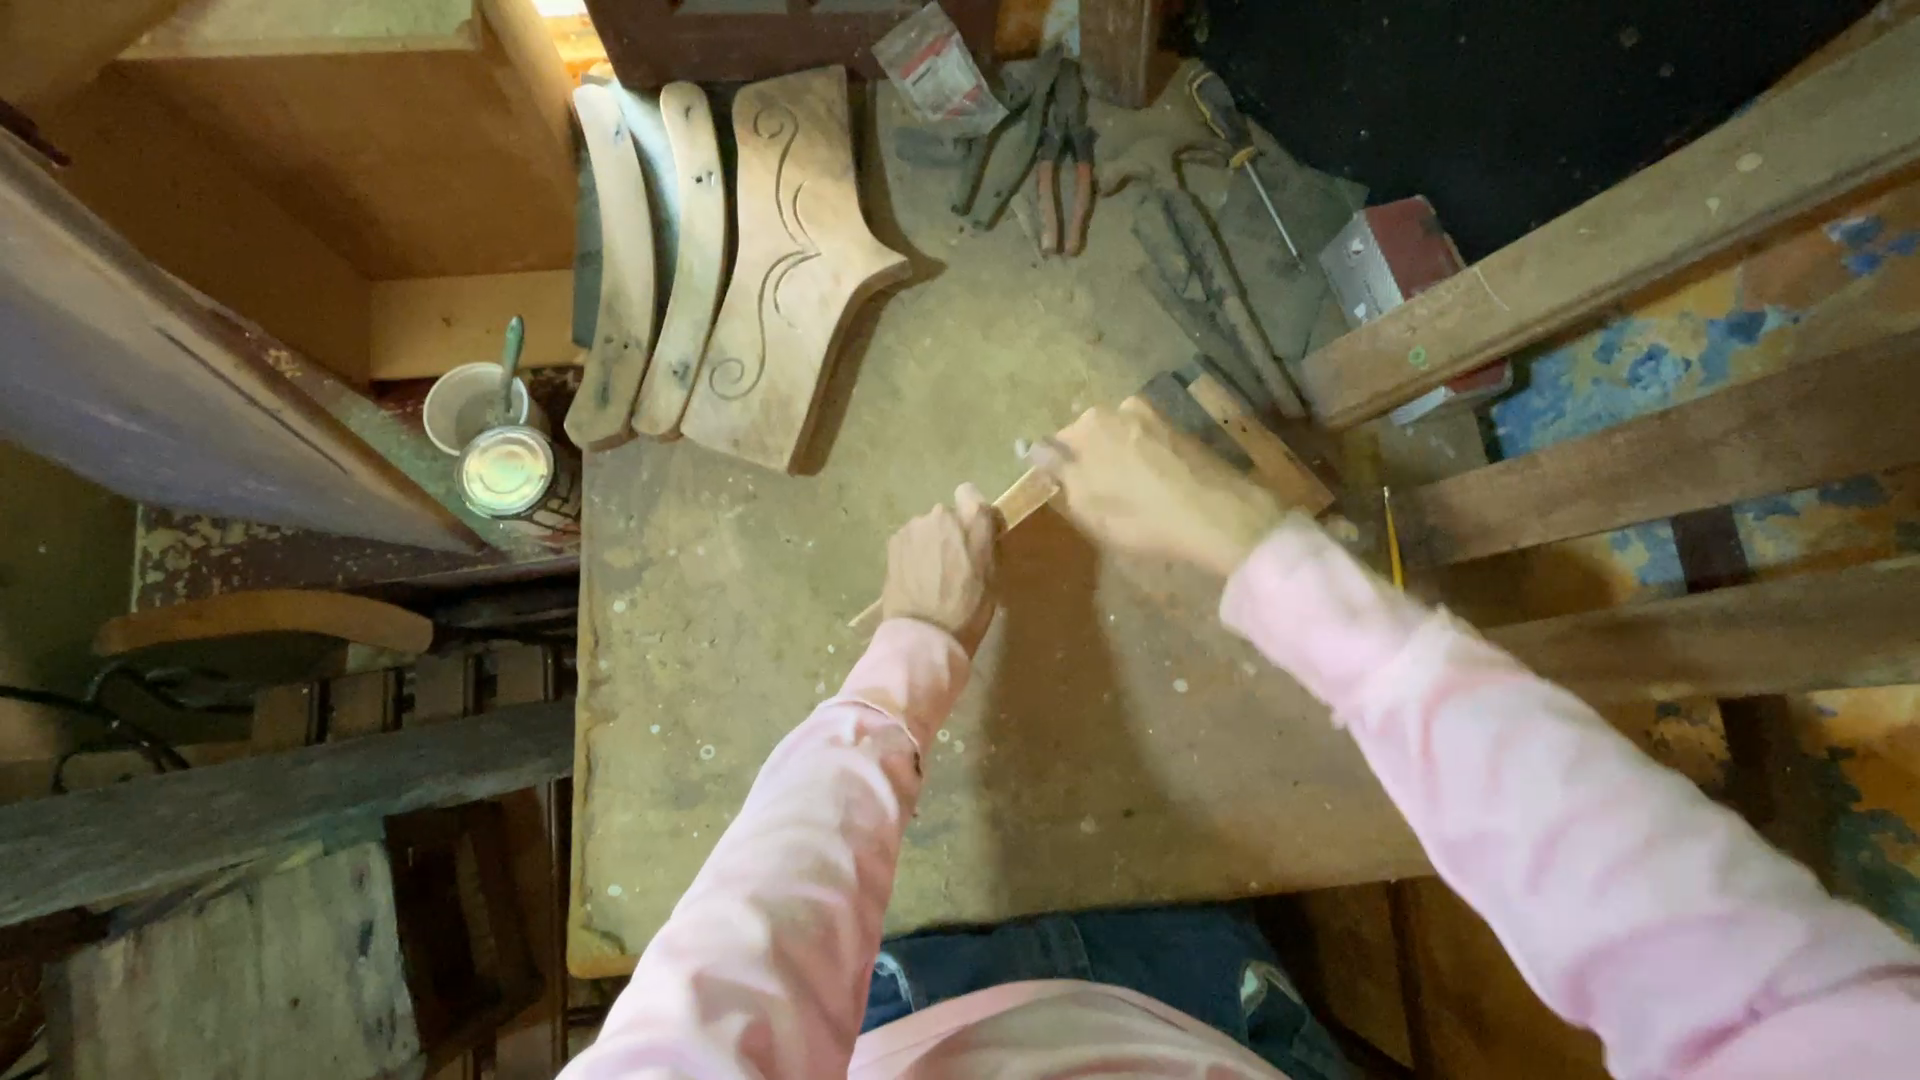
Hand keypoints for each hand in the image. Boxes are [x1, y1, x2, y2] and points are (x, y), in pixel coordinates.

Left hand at [881, 484, 999, 653]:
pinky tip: (915, 578)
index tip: (974, 535)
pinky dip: (913, 553)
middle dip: (950, 532)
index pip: (970, 494)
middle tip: (952, 564)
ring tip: (931, 575)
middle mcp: (940, 514)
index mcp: (970, 520)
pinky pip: (909, 541)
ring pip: (926, 528)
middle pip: (946, 515)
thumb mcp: (992, 577)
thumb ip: (986, 542)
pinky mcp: (893, 542)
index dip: (972, 513)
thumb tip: (981, 527)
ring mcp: (913, 527)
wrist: (924, 633)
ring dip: (929, 543)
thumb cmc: (967, 610)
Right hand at [1033, 402, 1285, 576]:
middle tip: (1100, 499)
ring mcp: (1154, 416)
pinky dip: (1146, 464)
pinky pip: (1148, 446)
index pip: (1056, 445)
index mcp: (1087, 425)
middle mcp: (1118, 409)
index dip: (1059, 472)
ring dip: (1120, 462)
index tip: (1068, 495)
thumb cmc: (1140, 516)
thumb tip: (1034, 449)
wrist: (1218, 515)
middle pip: (1090, 437)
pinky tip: (1156, 489)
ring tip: (1131, 497)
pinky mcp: (1182, 430)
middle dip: (1091, 462)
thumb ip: (1059, 472)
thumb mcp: (1087, 505)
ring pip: (1121, 440)